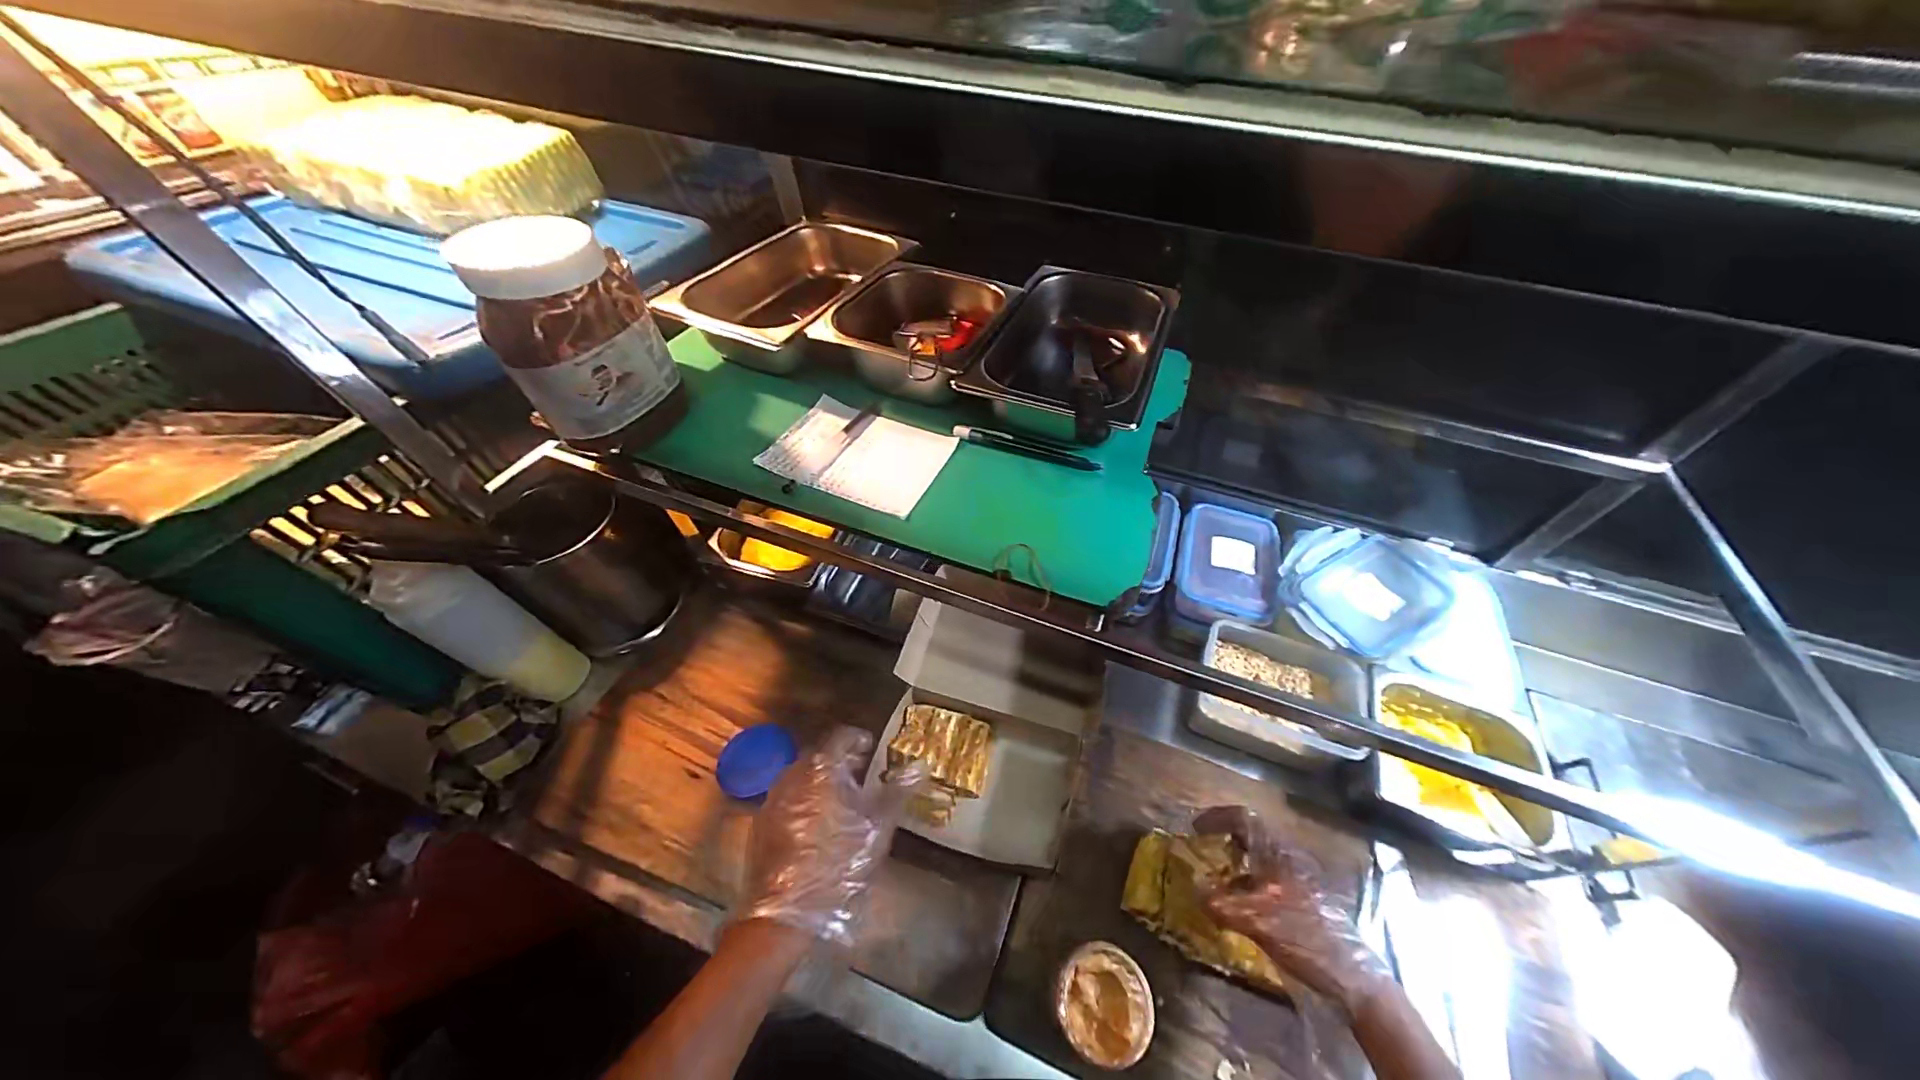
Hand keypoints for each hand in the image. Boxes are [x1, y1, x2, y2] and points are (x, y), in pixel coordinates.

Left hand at [736, 726, 923, 946]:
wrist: (783, 914)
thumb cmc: (837, 864)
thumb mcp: (877, 828)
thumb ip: (897, 791)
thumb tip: (920, 765)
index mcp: (821, 769)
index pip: (842, 736)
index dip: (860, 739)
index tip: (874, 751)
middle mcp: (793, 774)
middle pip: (820, 754)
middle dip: (842, 760)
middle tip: (863, 776)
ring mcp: (773, 798)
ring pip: (802, 775)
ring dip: (821, 780)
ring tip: (842, 800)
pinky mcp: (761, 822)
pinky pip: (787, 797)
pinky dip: (804, 799)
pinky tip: (816, 824)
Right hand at [1197, 805, 1390, 1013]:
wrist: (1354, 978)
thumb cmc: (1306, 939)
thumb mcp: (1258, 921)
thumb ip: (1222, 904)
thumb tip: (1194, 891)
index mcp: (1281, 854)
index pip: (1246, 819)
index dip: (1218, 818)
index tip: (1195, 828)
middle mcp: (1290, 860)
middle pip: (1253, 837)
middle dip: (1225, 841)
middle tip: (1203, 852)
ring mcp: (1299, 881)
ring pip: (1260, 860)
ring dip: (1235, 864)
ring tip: (1215, 881)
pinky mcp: (1303, 901)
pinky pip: (1267, 880)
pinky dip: (1247, 884)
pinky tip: (1238, 906)